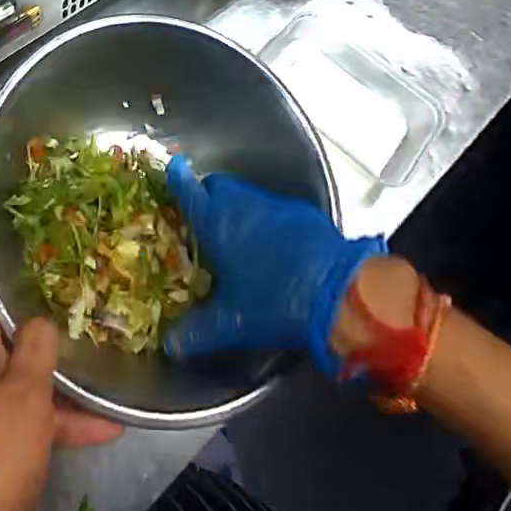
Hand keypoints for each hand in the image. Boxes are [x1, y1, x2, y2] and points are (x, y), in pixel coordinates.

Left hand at [0, 276, 122, 510]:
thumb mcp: (25, 393)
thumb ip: (37, 347)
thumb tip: (43, 316)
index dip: (3, 266)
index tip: (39, 245)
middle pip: (12, 330)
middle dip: (48, 314)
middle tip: (87, 290)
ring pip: (30, 373)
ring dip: (64, 371)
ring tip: (107, 352)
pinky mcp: (2, 438)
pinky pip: (37, 413)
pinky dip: (65, 415)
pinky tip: (108, 423)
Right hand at [164, 155, 382, 370]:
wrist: (337, 289)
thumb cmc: (275, 300)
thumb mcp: (233, 321)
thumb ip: (199, 330)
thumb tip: (173, 343)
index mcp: (219, 222)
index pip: (191, 192)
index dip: (180, 180)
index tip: (174, 168)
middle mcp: (247, 205)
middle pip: (221, 185)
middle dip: (210, 193)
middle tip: (204, 211)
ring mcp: (278, 206)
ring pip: (250, 196)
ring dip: (240, 208)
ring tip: (236, 232)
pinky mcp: (305, 215)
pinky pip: (277, 210)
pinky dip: (269, 220)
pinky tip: (273, 244)